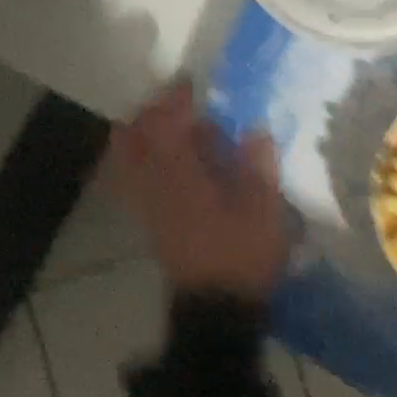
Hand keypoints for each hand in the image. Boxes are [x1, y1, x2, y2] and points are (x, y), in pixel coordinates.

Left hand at [109, 78, 288, 302]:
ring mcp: (149, 208)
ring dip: (149, 140)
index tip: (191, 84)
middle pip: (132, 140)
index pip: (163, 125)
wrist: (218, 311)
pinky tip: (183, 172)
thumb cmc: (242, 257)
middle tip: (177, 107)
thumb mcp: (264, 211)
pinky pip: (141, 184)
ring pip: (132, 162)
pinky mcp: (155, 227)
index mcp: (178, 176)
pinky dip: (153, 167)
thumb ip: (258, 167)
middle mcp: (153, 186)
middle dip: (150, 117)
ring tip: (182, 136)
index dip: (175, 101)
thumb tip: (254, 130)